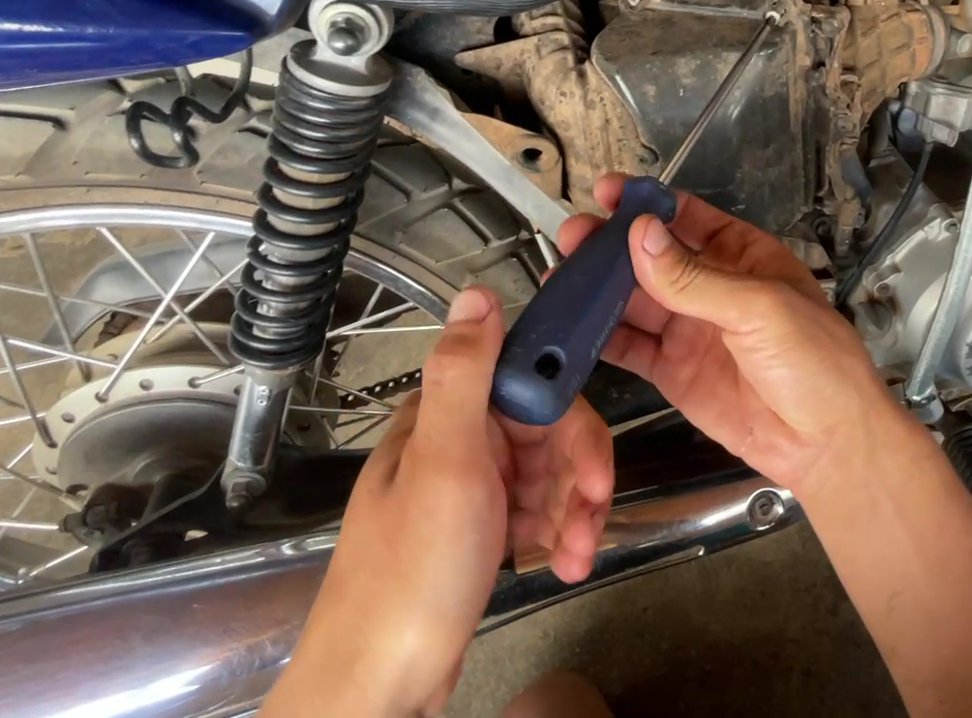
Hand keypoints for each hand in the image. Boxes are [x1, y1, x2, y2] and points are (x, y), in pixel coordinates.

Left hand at [264, 288, 612, 717]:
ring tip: (574, 556)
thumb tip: (478, 293)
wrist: (379, 686)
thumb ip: (464, 376)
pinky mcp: (477, 529)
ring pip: (548, 476)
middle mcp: (458, 443)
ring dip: (572, 514)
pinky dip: (556, 534)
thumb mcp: (444, 465)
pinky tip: (562, 562)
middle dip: (577, 480)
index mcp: (446, 417)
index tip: (593, 469)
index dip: (572, 425)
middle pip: (548, 436)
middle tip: (589, 522)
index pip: (533, 390)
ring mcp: (468, 489)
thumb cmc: (412, 573)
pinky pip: (534, 512)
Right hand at [555, 173, 907, 496]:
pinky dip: (600, 338)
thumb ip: (695, 278)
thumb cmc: (815, 361)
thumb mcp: (760, 308)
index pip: (686, 218)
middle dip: (610, 245)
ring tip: (560, 277)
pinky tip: (571, 328)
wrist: (827, 443)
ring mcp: (689, 330)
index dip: (647, 203)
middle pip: (650, 258)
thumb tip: (641, 234)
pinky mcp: (673, 371)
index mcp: (741, 256)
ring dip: (597, 289)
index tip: (608, 192)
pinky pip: (630, 347)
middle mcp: (711, 287)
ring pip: (633, 301)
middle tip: (574, 236)